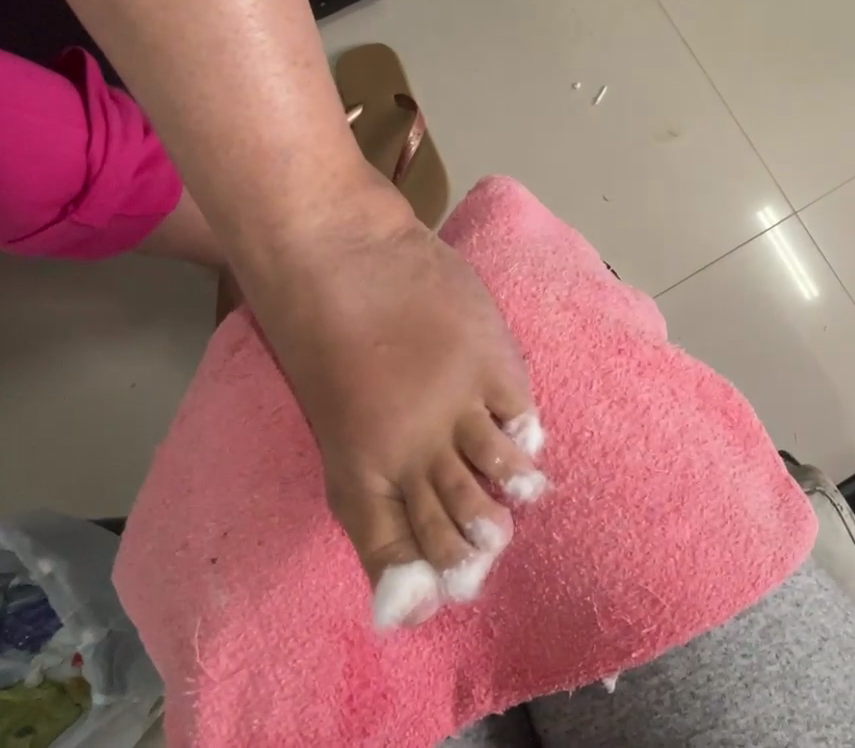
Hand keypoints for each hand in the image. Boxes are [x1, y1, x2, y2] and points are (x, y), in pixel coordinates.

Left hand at [241, 179, 544, 630]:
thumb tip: (419, 494)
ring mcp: (456, 408)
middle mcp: (410, 452)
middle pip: (452, 519)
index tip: (447, 593)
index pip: (396, 545)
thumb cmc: (324, 333)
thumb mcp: (333, 415)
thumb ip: (372, 464)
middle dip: (473, 547)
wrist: (343, 260)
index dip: (422, 576)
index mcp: (359, 470)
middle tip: (492, 555)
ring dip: (509, 497)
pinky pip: (520, 418)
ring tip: (524, 502)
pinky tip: (531, 440)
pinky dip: (527, 435)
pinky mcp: (491, 365)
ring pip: (494, 476)